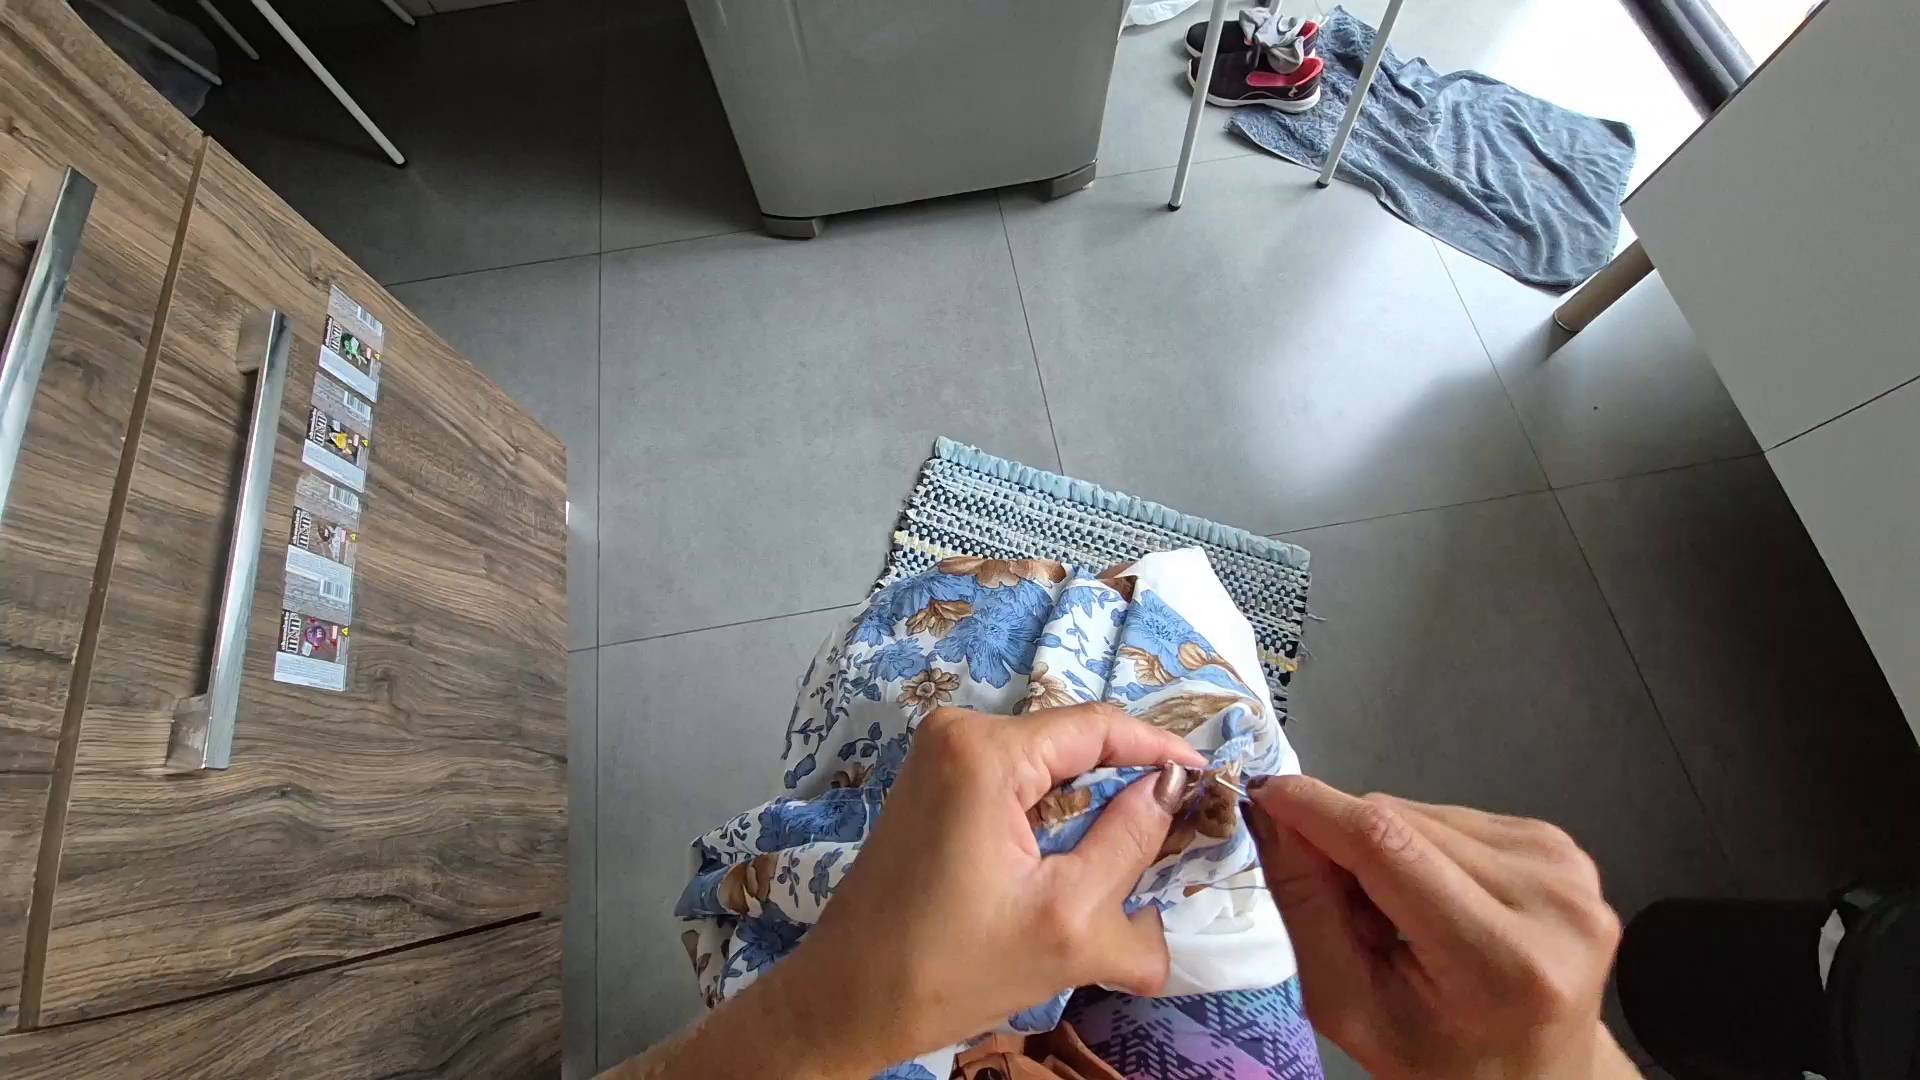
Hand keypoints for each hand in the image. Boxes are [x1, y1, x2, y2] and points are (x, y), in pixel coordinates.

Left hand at [774, 703, 1207, 1073]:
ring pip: (1045, 761)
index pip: (1096, 725)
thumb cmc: (952, 966)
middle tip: (1178, 825)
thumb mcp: (1066, 918)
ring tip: (1134, 845)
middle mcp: (958, 729)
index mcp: (985, 750)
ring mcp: (939, 751)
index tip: (1205, 776)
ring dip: (1089, 798)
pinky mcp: (934, 777)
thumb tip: (1170, 788)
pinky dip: (1052, 805)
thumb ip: (1129, 842)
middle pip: (1070, 743)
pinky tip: (1075, 846)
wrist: (848, 997)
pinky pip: (1014, 776)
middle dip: (1125, 781)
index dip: (1158, 746)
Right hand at [1246, 776, 1639, 1079]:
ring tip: (1391, 910)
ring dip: (1377, 843)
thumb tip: (1269, 809)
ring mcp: (1565, 867)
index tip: (1258, 791)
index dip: (1312, 806)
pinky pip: (1443, 814)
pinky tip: (1429, 894)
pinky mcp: (1558, 846)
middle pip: (1394, 820)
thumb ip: (1303, 904)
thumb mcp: (1345, 1004)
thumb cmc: (1434, 1059)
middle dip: (1341, 841)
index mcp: (1503, 962)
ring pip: (1413, 809)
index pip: (1384, 844)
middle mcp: (1550, 899)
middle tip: (1341, 904)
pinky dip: (1413, 843)